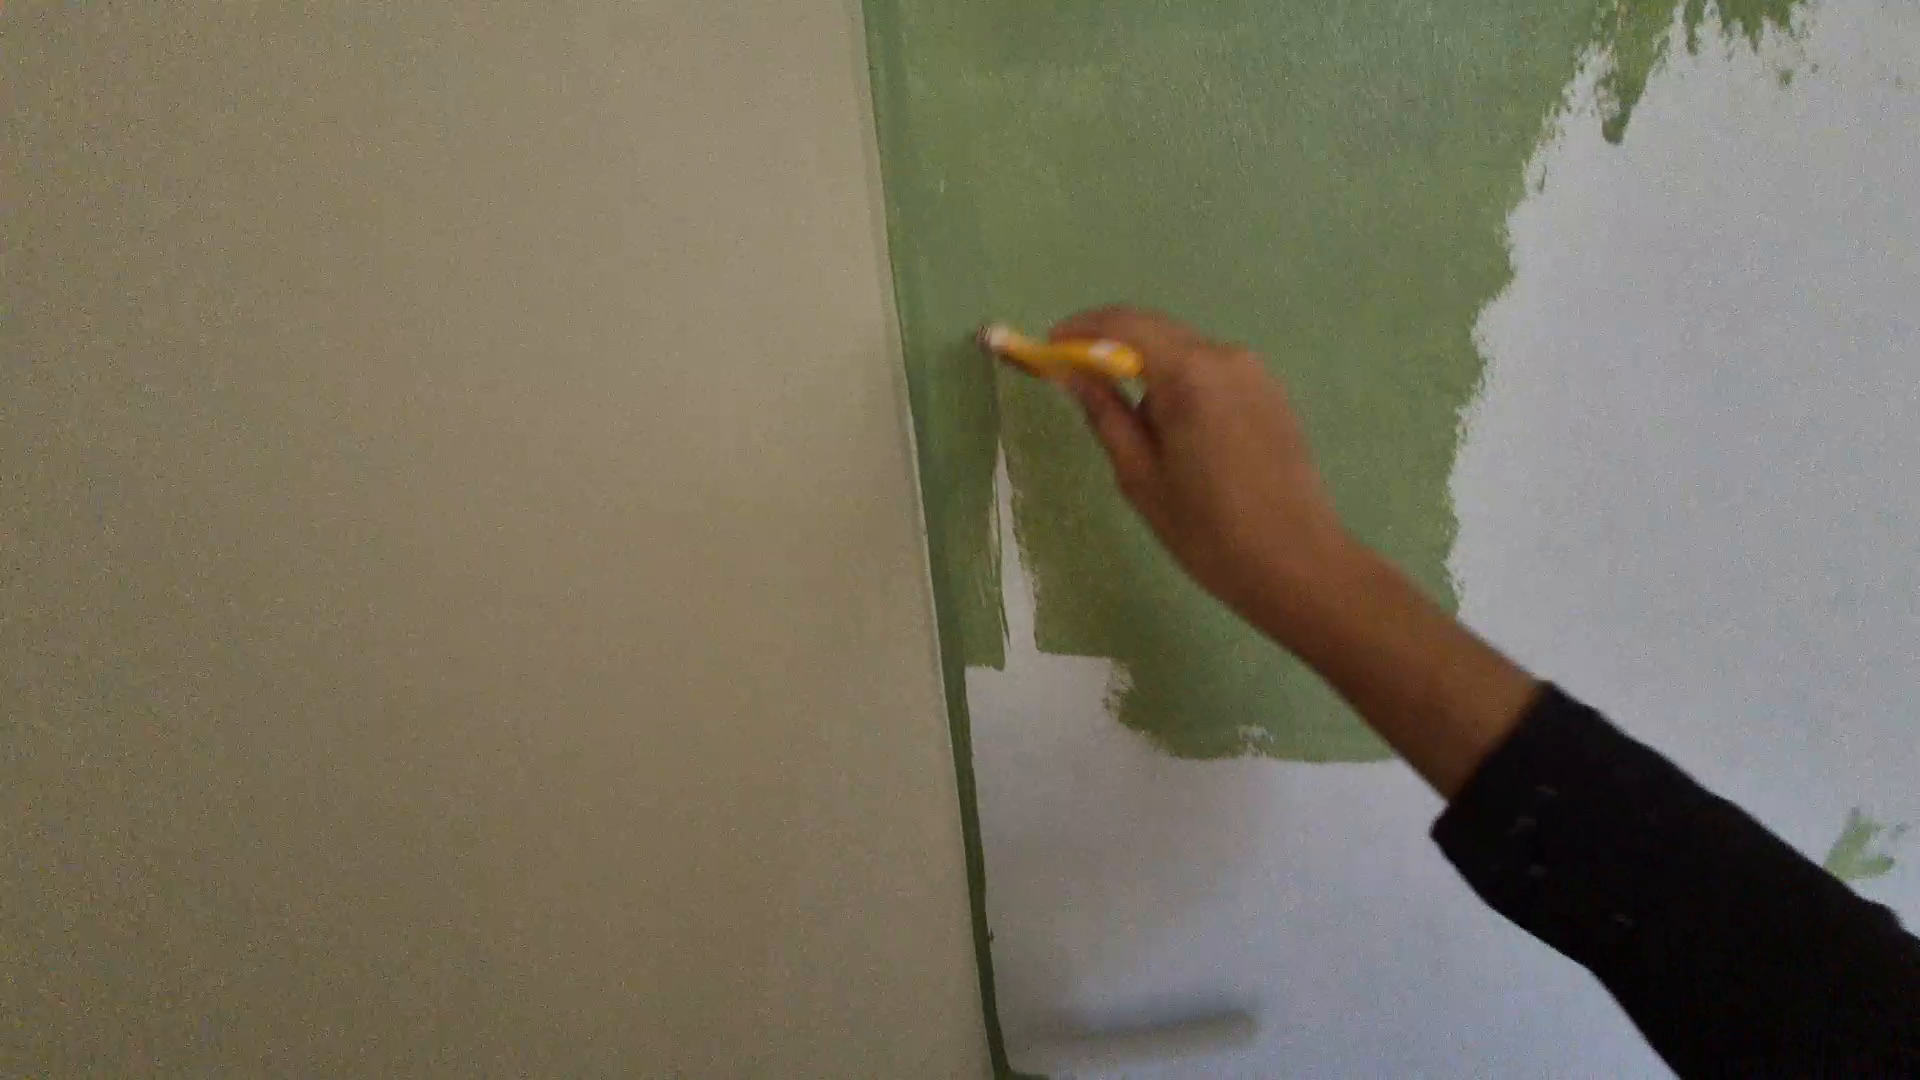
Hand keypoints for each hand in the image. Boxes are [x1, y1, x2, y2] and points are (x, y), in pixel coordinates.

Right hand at [1050, 305, 1537, 796]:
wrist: (1296, 564)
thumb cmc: (1207, 530)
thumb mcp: (1140, 476)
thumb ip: (1105, 414)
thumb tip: (1073, 375)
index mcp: (1191, 374)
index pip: (1125, 325)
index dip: (1080, 330)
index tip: (1048, 345)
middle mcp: (1227, 356)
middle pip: (1155, 332)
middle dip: (1109, 346)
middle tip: (1074, 377)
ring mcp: (1254, 373)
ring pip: (1182, 353)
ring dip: (1144, 368)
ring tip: (1124, 420)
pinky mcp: (1269, 393)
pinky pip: (1209, 373)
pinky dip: (1176, 383)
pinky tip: (1168, 429)